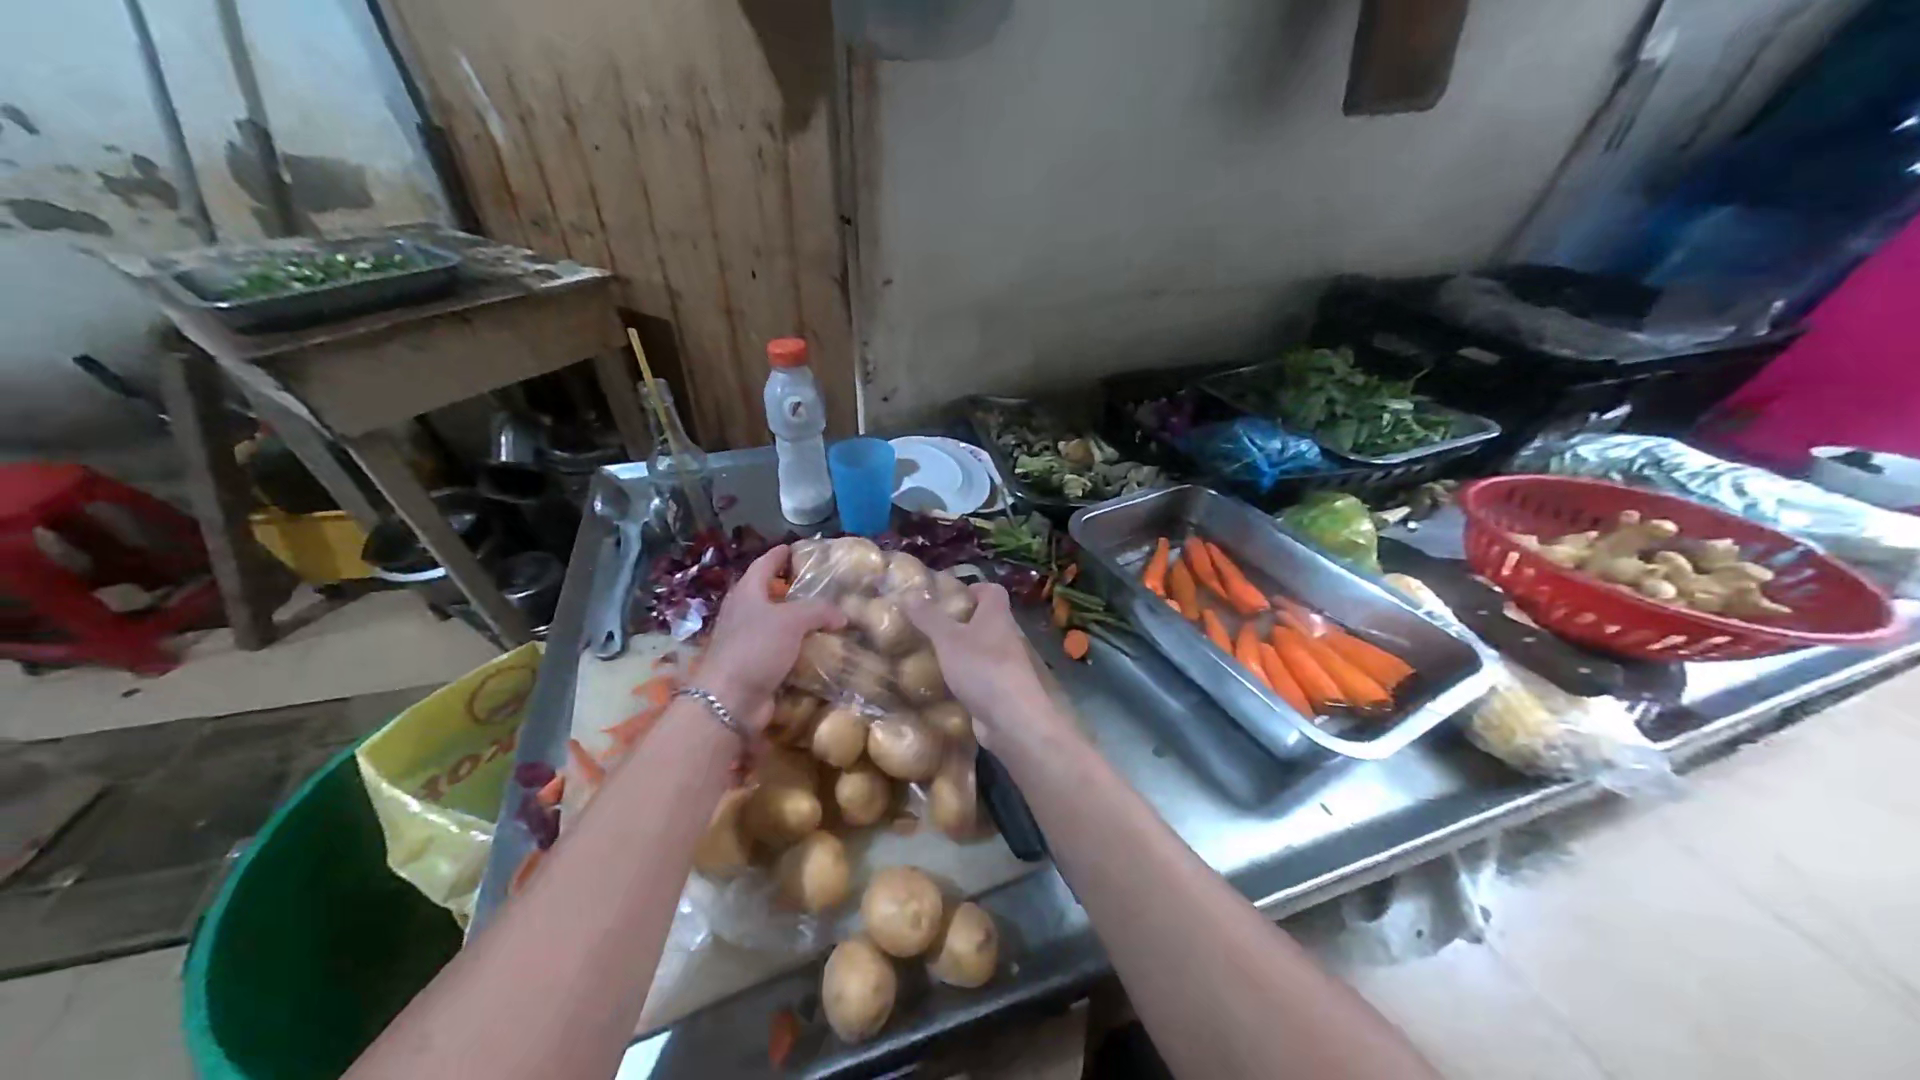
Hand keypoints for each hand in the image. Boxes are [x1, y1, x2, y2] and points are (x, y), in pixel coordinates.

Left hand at [696, 545, 844, 731]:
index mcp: (747, 593)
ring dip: (798, 621)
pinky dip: (799, 648)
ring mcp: (748, 641)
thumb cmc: (756, 648)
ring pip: (777, 624)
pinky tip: (819, 649)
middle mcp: (744, 613)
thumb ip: (819, 610)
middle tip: (819, 585)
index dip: (778, 555)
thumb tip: (842, 615)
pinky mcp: (756, 666)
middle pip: (768, 594)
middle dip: (791, 589)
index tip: (793, 547)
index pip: (763, 565)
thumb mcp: (792, 620)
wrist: (730, 699)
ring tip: (827, 617)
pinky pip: (782, 651)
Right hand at [903, 582, 1070, 754]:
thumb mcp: (948, 638)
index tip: (950, 596)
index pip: (992, 591)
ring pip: (983, 650)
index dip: (973, 589)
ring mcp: (1006, 665)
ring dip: (962, 651)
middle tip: (931, 627)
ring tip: (931, 655)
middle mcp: (1006, 636)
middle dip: (961, 622)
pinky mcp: (1001, 690)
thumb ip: (929, 617)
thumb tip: (909, 594)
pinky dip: (964, 678)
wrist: (1012, 719)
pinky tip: (943, 684)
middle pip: (986, 620)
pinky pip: (980, 677)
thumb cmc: (982, 667)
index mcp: (997, 615)